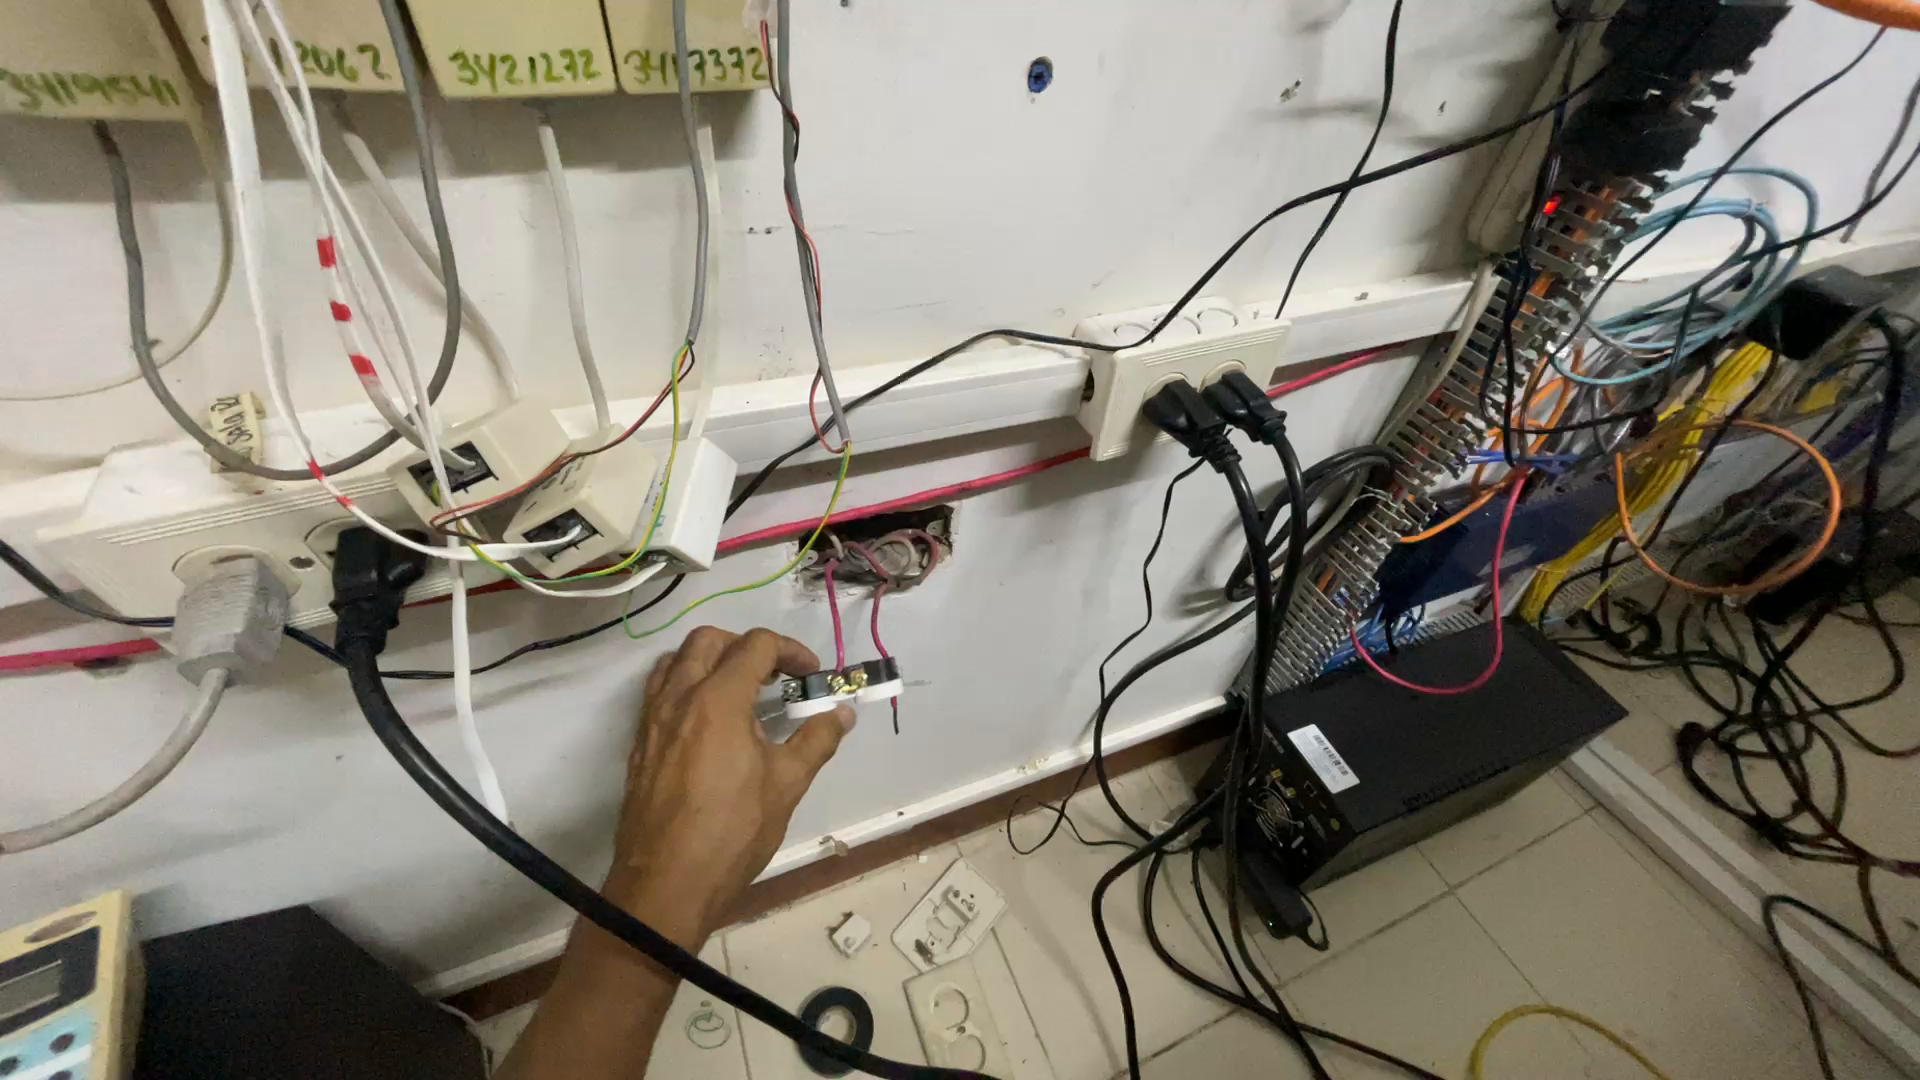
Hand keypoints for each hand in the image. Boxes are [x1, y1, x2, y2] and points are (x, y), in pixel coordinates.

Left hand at [603, 626, 853, 946]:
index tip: (810, 675)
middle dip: (747, 646)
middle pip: (709, 639)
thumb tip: (843, 713)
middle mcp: (680, 698)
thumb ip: (816, 739)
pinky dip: (686, 684)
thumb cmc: (732, 832)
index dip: (791, 650)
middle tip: (775, 675)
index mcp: (719, 701)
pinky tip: (710, 720)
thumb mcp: (787, 785)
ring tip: (740, 690)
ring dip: (711, 659)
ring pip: (677, 659)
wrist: (664, 887)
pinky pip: (660, 690)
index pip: (756, 646)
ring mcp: (653, 719)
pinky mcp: (640, 743)